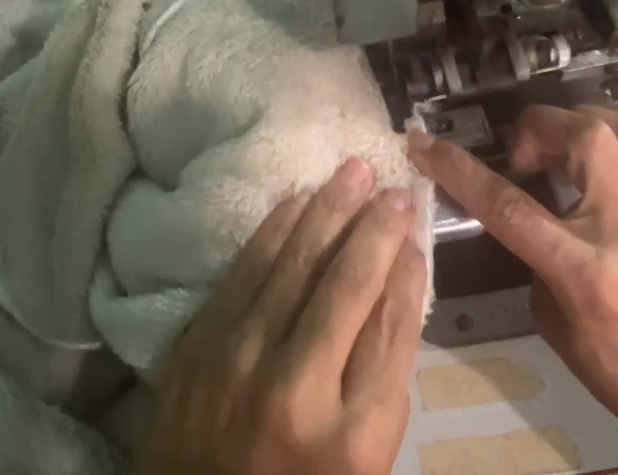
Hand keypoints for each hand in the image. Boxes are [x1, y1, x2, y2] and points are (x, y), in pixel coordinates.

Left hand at [135, 158, 427, 474]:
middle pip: (348, 286)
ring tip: (355, 171)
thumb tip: (393, 289)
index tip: (416, 236)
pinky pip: (247, 266)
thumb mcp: (361, 462)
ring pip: (296, 263)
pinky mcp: (201, 340)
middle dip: (376, 229)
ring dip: (330, 209)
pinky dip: (276, 227)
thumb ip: (381, 386)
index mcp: (352, 436)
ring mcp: (241, 358)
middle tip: (395, 190)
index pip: (391, 331)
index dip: (407, 274)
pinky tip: (299, 199)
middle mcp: (298, 389)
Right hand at [408, 105, 617, 474]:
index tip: (422, 142)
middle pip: (587, 138)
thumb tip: (527, 225)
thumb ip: (535, 264)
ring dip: (591, 123)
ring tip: (568, 144)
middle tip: (522, 154)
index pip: (506, 204)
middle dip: (540, 124)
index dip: (456, 168)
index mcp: (582, 269)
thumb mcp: (554, 326)